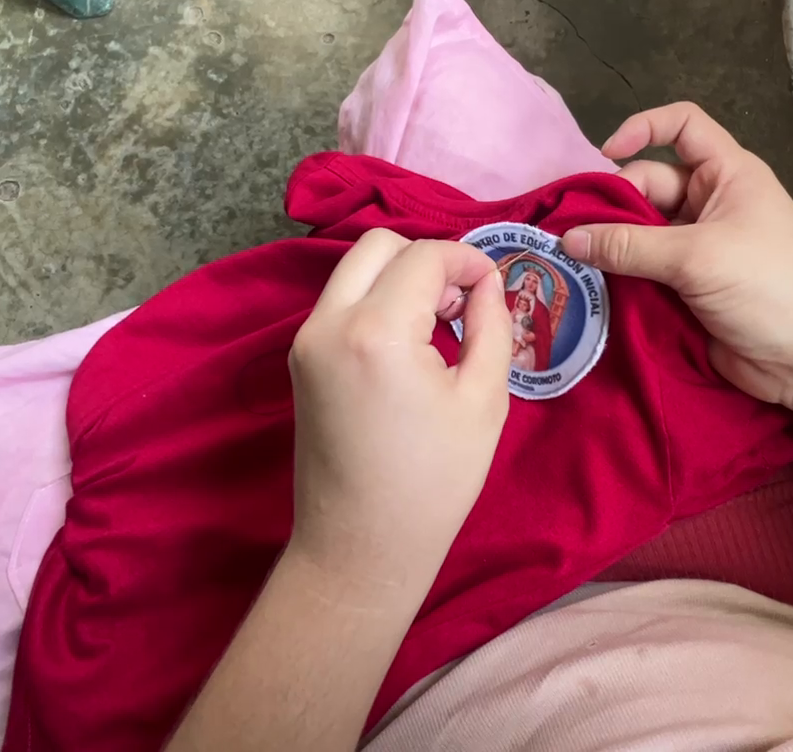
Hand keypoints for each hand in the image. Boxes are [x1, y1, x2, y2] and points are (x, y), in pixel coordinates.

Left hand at [287, 229, 511, 586]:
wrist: (359, 548)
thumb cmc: (433, 482)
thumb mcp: (483, 400)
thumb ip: (491, 325)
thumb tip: (489, 283)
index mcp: (377, 332)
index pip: (424, 257)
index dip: (468, 260)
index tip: (492, 285)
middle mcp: (329, 323)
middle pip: (380, 245)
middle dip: (428, 259)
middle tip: (461, 303)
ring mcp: (306, 340)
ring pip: (355, 268)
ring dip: (401, 277)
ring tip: (438, 326)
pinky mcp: (300, 358)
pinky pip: (342, 300)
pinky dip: (378, 300)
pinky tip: (407, 344)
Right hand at [562, 103, 792, 417]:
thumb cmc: (771, 287)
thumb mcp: (698, 257)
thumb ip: (629, 246)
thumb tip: (566, 239)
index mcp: (726, 174)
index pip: (682, 125)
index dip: (644, 127)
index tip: (607, 153)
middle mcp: (709, 203)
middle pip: (648, 185)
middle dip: (613, 204)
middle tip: (575, 233)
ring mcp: (696, 247)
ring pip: (639, 232)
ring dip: (610, 245)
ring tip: (569, 261)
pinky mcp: (685, 288)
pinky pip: (642, 270)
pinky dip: (619, 276)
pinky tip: (588, 287)